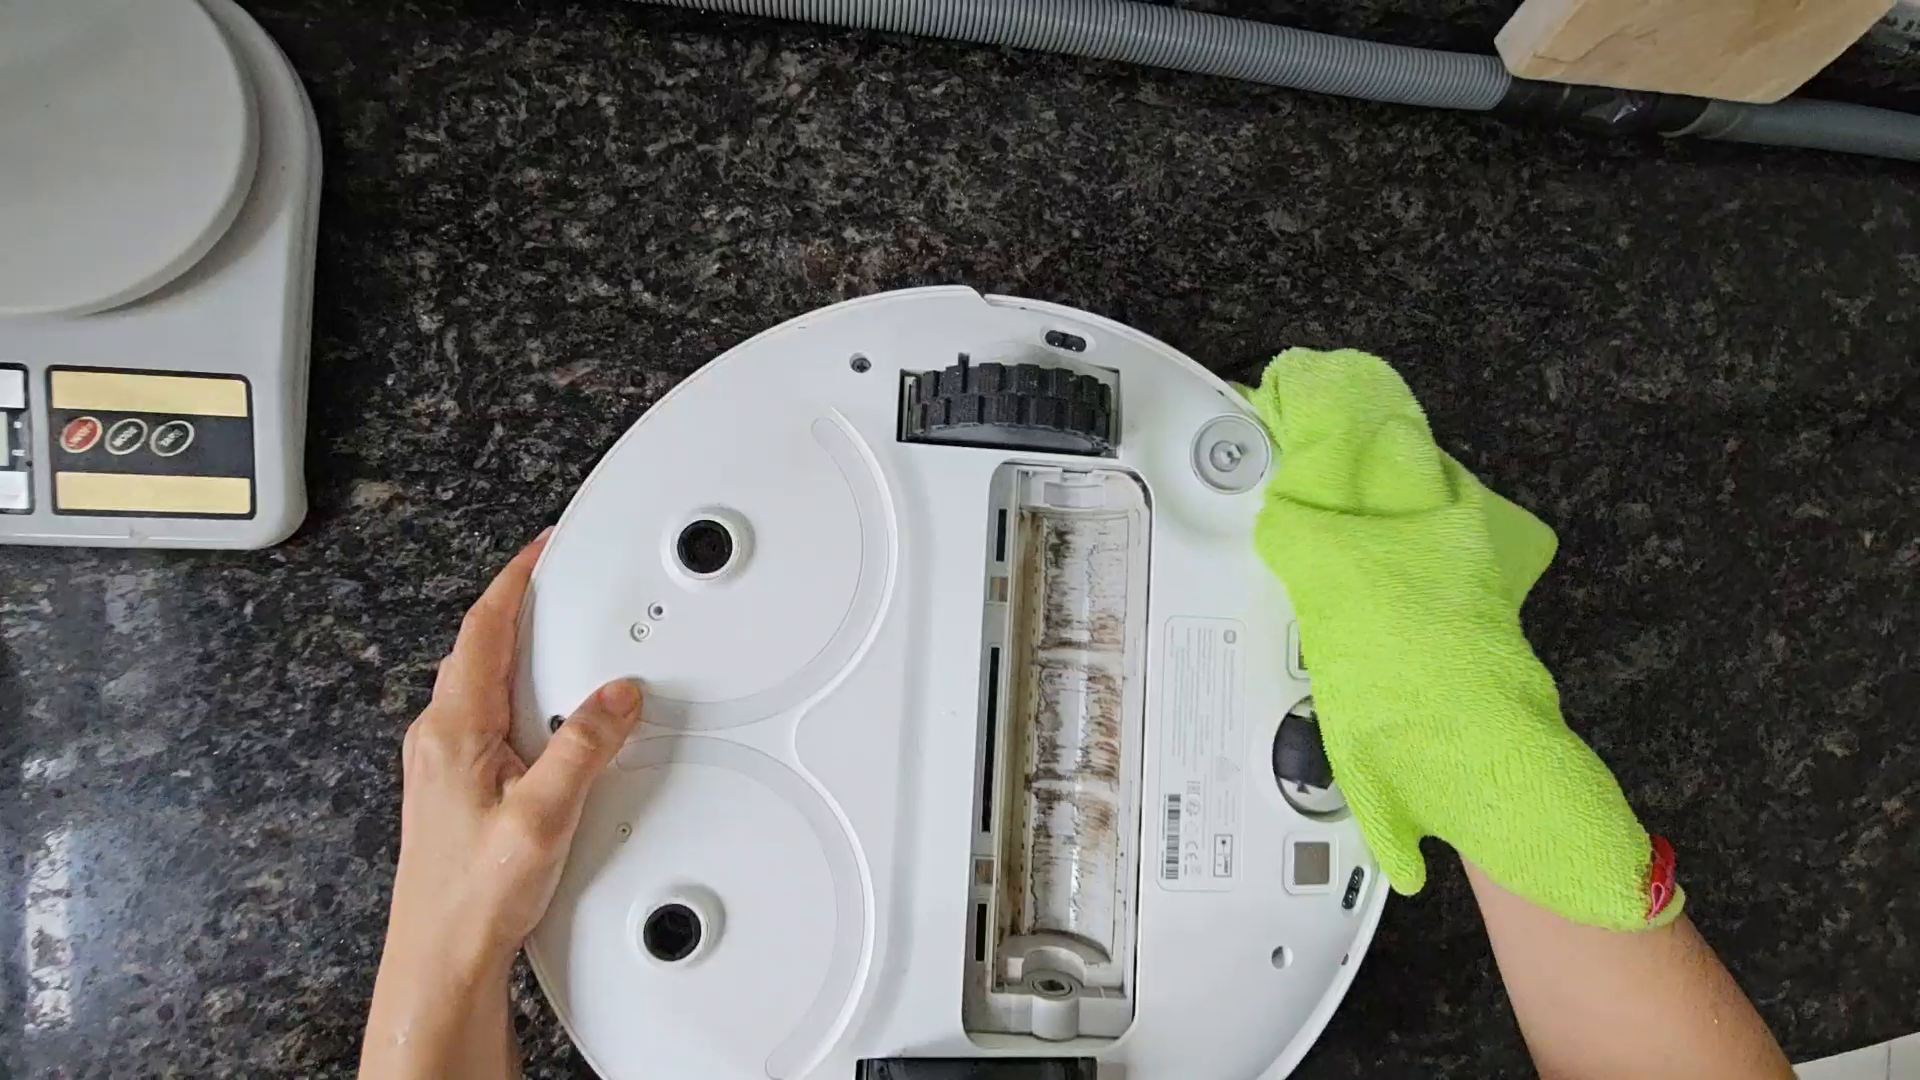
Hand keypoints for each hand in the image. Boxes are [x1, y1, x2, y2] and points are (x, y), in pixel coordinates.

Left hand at [359, 530, 643, 1079]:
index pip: (484, 630)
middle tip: (562, 574)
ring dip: (527, 641)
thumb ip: (583, 746)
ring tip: (566, 625)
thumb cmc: (471, 895)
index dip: (515, 580)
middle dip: (524, 601)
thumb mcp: (542, 814)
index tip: (545, 547)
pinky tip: (555, 699)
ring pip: (491, 675)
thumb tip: (619, 694)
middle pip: (484, 644)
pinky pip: (496, 706)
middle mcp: (445, 735)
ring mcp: (451, 756)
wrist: (440, 959)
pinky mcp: (465, 776)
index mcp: (455, 729)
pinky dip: (528, 681)